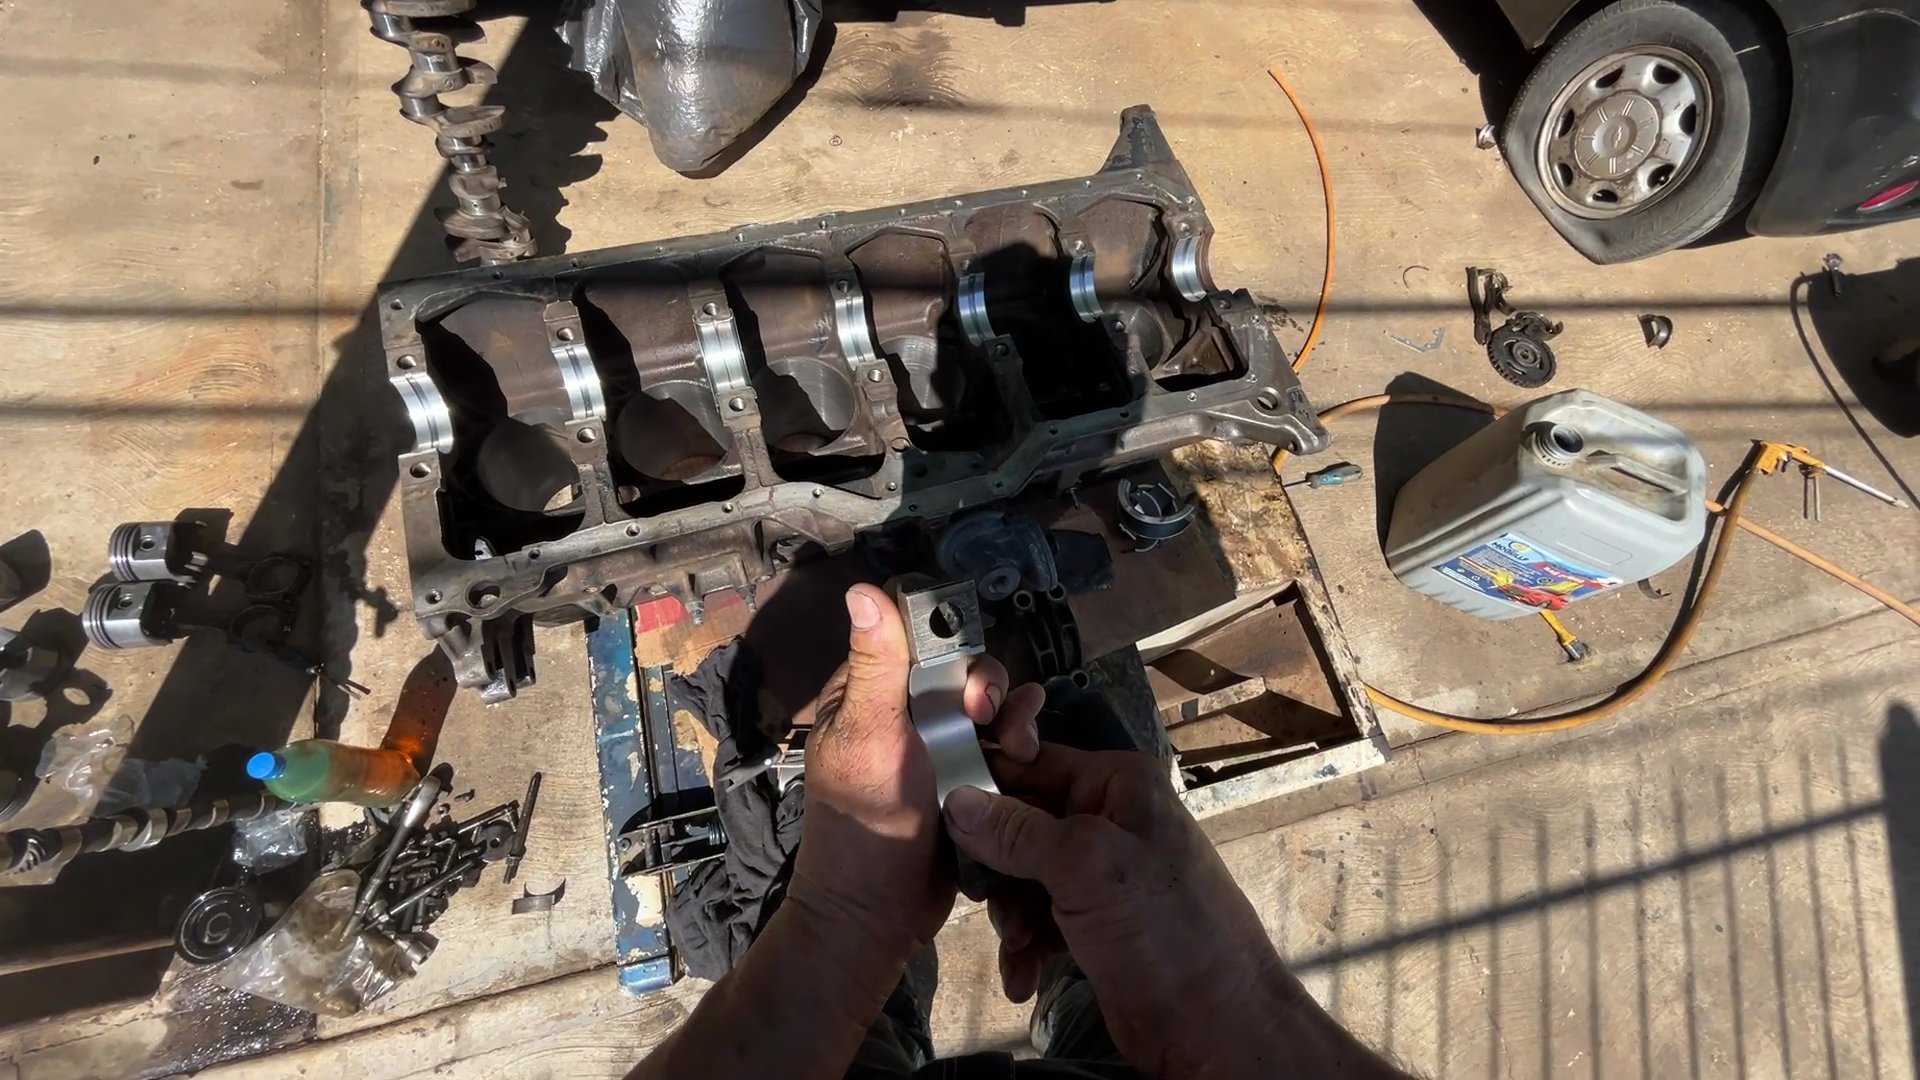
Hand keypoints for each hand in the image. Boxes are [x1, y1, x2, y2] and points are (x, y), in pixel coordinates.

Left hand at [787, 584, 1045, 968]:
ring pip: (988, 699)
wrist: (877, 917)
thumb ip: (877, 665)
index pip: (914, 633)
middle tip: (988, 716)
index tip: (963, 671)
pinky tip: (1030, 747)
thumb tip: (861, 588)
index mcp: (870, 689)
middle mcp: (906, 706)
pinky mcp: (967, 771)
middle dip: (986, 683)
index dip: (947, 638)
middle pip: (962, 665)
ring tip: (1019, 743)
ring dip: (1011, 711)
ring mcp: (939, 740)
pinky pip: (1000, 737)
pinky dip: (1019, 735)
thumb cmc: (864, 821)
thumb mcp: (869, 735)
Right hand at [946, 745, 1398, 1076]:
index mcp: (1114, 783)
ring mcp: (1097, 871)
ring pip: (1022, 871)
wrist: (1219, 1032)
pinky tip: (1023, 975)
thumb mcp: (1086, 866)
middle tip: (981, 893)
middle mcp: (1104, 817)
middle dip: (998, 864)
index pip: (1033, 763)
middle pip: (1019, 821)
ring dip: (1010, 910)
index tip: (940, 808)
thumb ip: (1016, 831)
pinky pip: (1037, 914)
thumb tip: (954, 800)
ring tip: (1017, 942)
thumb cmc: (1163, 928)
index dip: (987, 785)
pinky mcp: (1090, 919)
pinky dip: (1025, 943)